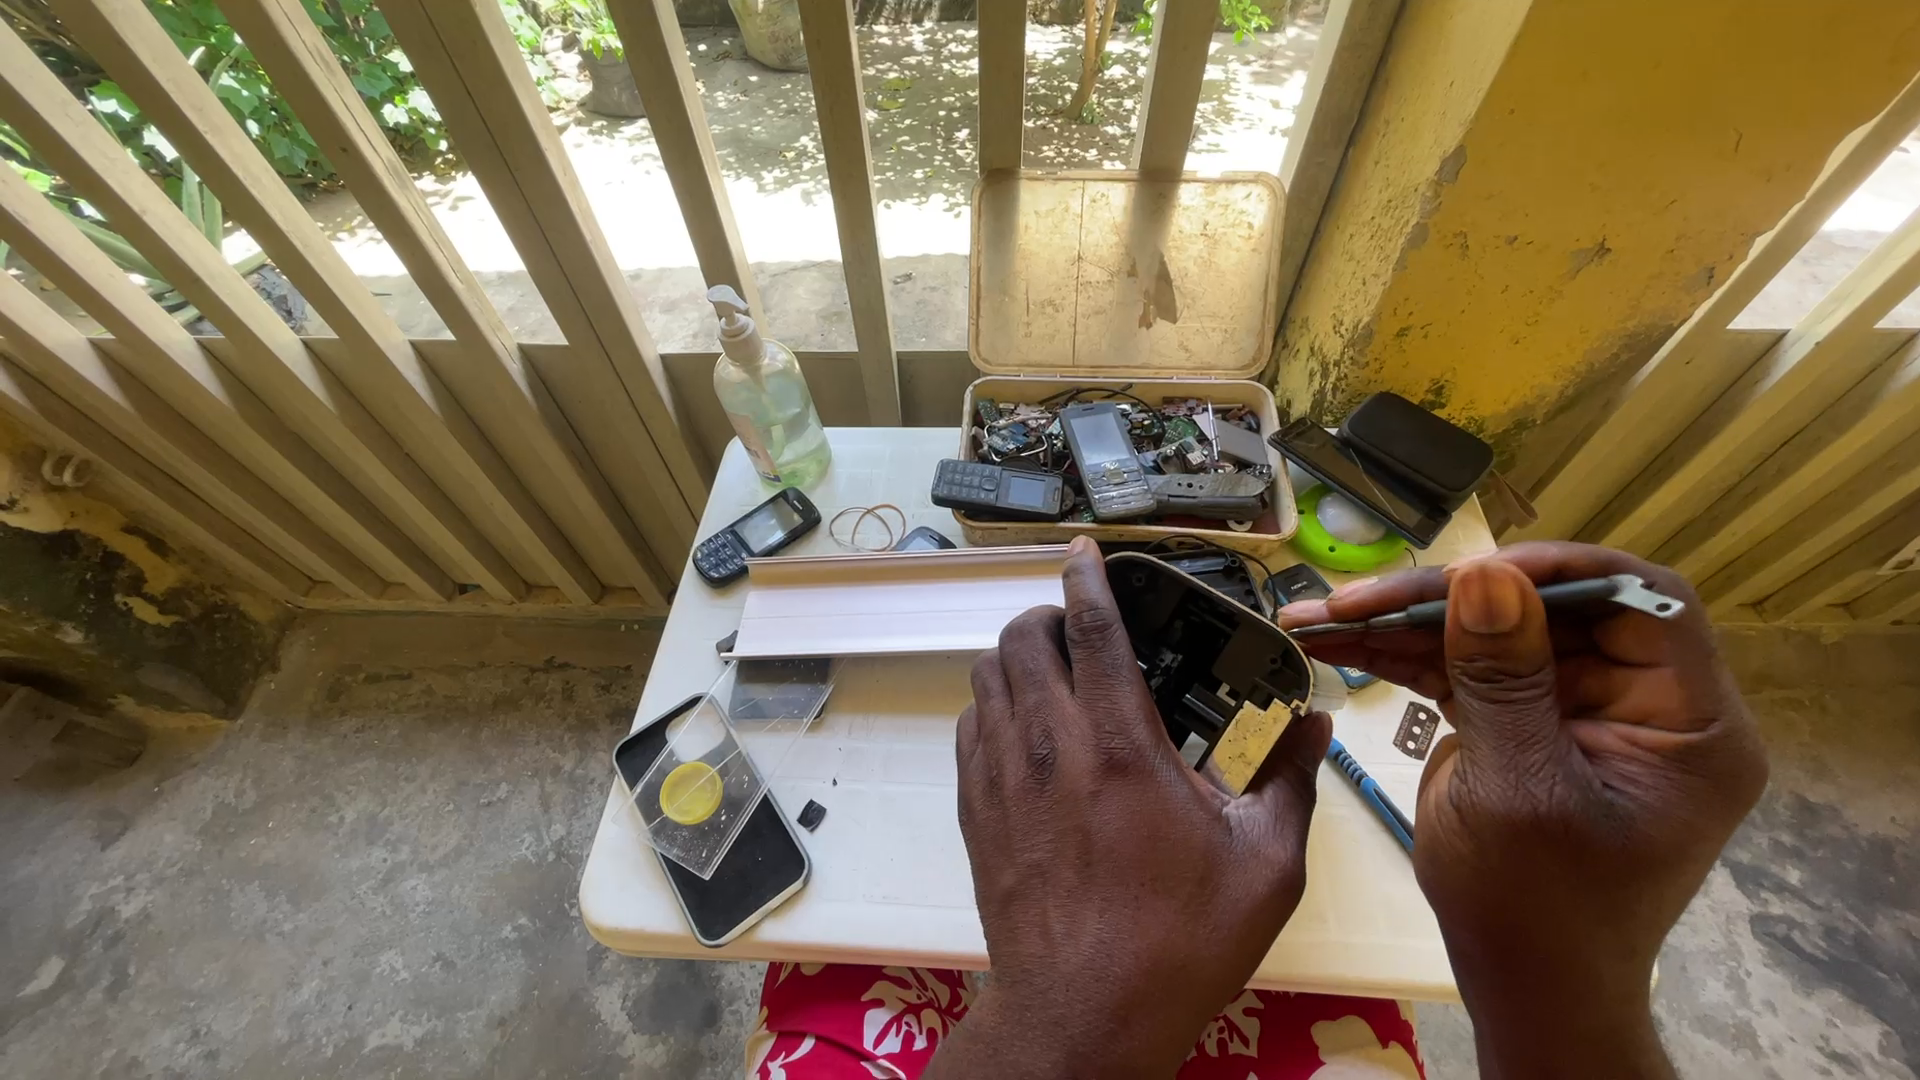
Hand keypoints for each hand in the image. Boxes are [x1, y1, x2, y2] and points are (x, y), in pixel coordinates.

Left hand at [928, 536, 1331, 1078]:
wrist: (1080, 1015)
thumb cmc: (1178, 942)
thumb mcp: (1264, 867)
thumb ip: (1292, 782)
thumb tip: (1314, 723)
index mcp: (1123, 745)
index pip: (1094, 629)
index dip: (1087, 577)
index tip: (1083, 551)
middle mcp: (1050, 744)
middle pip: (1023, 637)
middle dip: (1046, 614)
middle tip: (1077, 630)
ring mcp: (1001, 773)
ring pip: (987, 673)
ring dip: (1017, 656)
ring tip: (1051, 673)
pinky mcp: (973, 804)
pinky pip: (969, 724)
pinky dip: (992, 705)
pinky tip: (1022, 729)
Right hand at [1279, 543, 1766, 1076]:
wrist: (1513, 972)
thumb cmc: (1537, 904)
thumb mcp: (1521, 787)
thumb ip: (1503, 678)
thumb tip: (1482, 574)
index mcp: (1678, 719)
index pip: (1640, 602)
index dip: (1558, 572)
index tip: (1468, 573)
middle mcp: (1624, 698)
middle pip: (1534, 609)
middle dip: (1434, 601)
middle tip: (1349, 602)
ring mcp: (1558, 704)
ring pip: (1476, 631)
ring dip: (1391, 624)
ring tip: (1313, 619)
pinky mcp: (1504, 714)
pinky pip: (1446, 664)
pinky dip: (1386, 655)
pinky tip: (1328, 645)